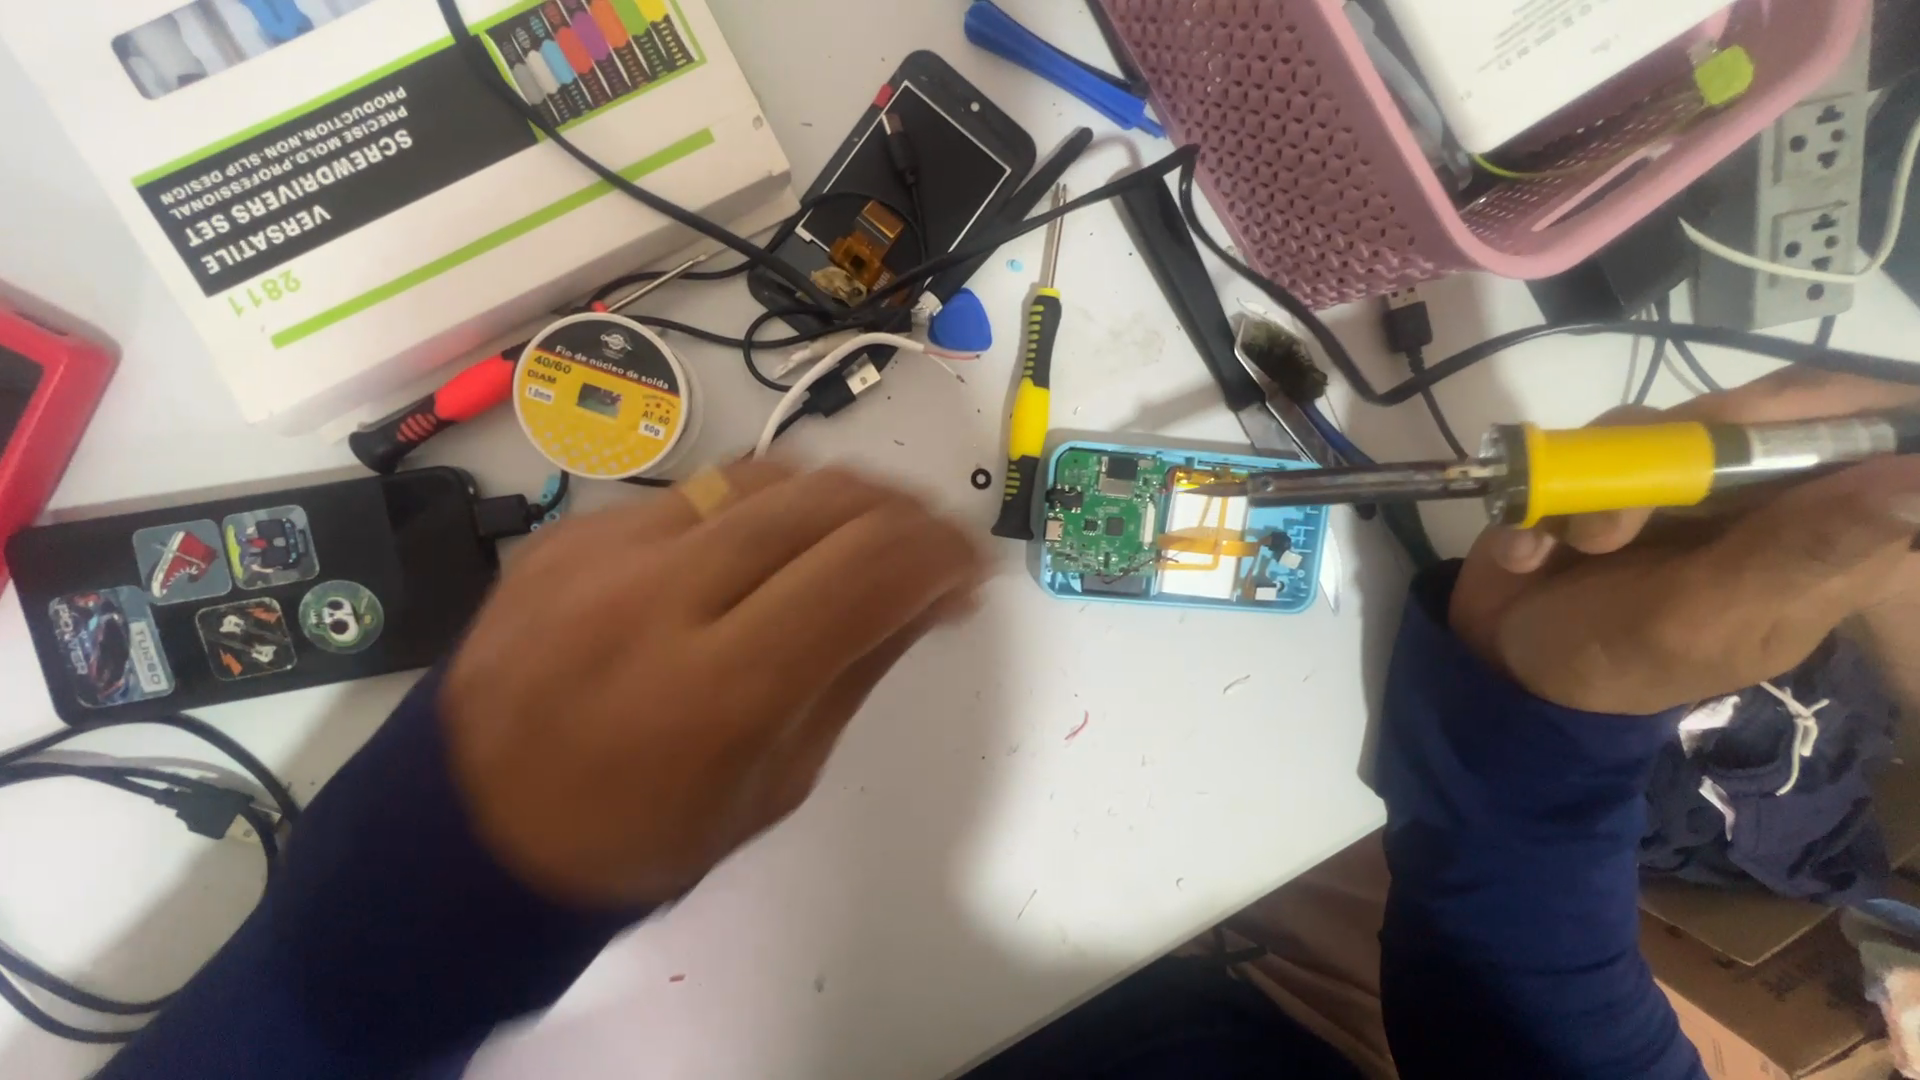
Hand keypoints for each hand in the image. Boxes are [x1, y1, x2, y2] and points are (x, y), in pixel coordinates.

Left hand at [440, 463, 984, 907]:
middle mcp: (661, 596)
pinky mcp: (572, 531)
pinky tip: (769, 546)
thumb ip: (858, 668)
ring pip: (767, 476)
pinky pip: (700, 492)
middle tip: (930, 544)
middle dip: (905, 511)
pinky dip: (762, 509)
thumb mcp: (778, 778)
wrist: (470, 831)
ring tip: (864, 533)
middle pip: (825, 500)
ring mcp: (606, 550)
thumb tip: (931, 593)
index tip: (967, 569)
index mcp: (722, 687)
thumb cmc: (644, 836)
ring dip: (841, 496)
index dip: (941, 553)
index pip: (868, 568)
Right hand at [1450, 368, 1919, 715]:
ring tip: (1577, 544)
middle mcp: (1753, 502)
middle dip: (1686, 442)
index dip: (1831, 412)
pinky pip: (1577, 452)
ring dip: (1597, 479)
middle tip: (1634, 481)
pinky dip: (1542, 497)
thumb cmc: (1617, 659)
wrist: (1505, 669)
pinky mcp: (1596, 483)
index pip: (1876, 441)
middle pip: (1761, 413)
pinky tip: (1528, 550)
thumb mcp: (1707, 618)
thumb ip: (1797, 552)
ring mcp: (1670, 489)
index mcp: (1818, 539)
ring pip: (1656, 428)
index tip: (1755, 424)